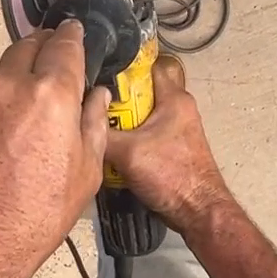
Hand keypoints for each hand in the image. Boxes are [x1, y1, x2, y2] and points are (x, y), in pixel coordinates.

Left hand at [0, 21, 111, 277]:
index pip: (65, 44)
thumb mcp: (86, 172)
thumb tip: (96, 96)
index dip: (74, 37)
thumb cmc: (37, 214)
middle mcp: (12, 84)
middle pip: (30, 45)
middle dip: (45, 50)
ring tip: (28, 111)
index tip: (75, 33)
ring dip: (18, 78)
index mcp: (52, 95)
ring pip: (4, 69)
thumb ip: (94, 122)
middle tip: (55, 67)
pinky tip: (1, 128)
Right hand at [103, 56, 235, 231]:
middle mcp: (177, 108)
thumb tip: (78, 120)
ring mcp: (174, 129)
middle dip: (116, 100)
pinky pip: (143, 135)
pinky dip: (128, 140)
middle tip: (92, 107)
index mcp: (174, 98)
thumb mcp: (127, 152)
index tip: (97, 73)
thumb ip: (102, 133)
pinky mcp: (169, 148)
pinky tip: (111, 151)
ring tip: (98, 130)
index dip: (122, 66)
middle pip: (138, 92)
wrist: (197, 212)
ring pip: (139, 116)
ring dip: (120, 124)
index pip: (147, 65)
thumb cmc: (172, 177)